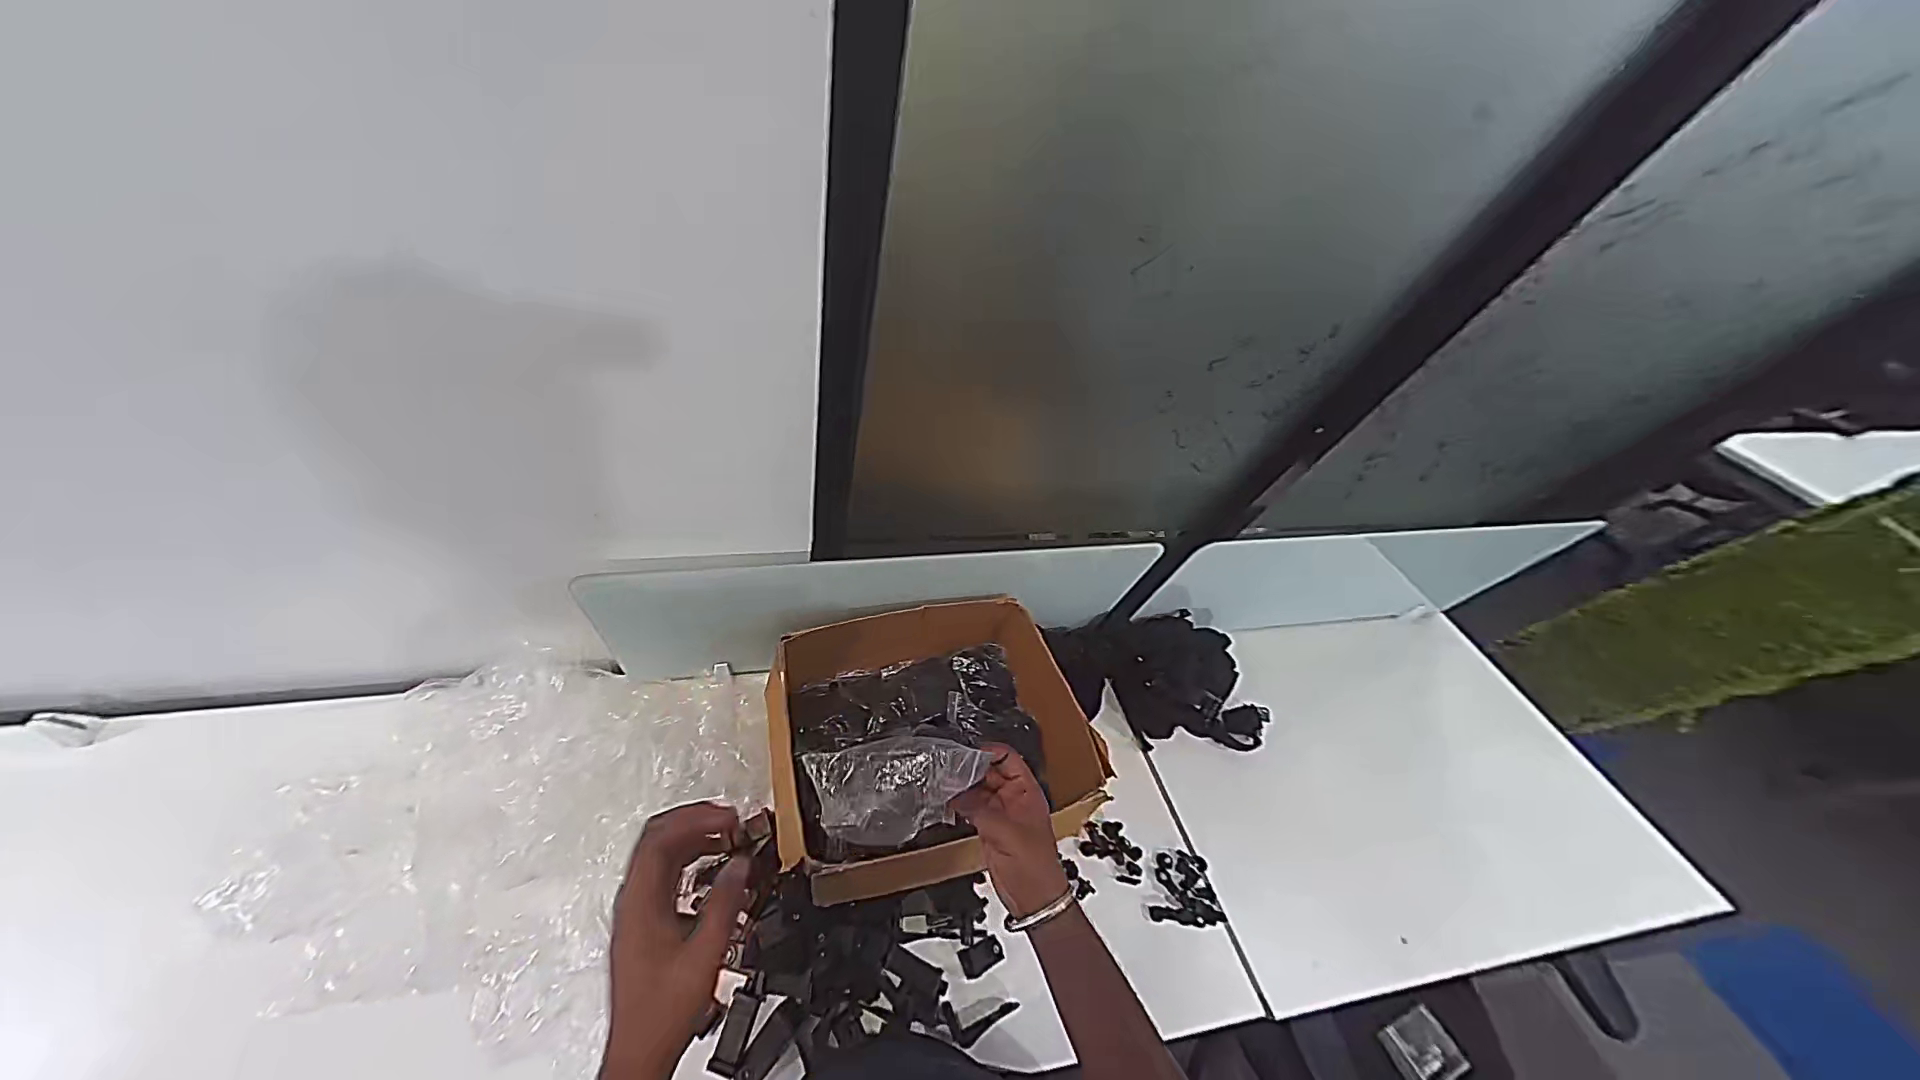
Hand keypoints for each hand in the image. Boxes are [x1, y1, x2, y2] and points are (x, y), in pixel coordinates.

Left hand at [603, 802, 750, 1079]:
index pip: (661, 839)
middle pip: (657, 838)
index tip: (727, 815)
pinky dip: (691, 859)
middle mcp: (633, 901)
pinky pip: (665, 873)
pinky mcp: (645, 921)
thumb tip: (740, 865)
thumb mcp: (705, 954)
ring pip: (661, 854)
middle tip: (729, 817)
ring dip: (695, 838)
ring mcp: (636, 910)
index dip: (696, 818)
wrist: (640, 1051)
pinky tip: (715, 867)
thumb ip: (725, 903)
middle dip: (695, 820)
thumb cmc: (662, 1012)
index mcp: (640, 902)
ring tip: (728, 836)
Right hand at [951, 743, 1070, 918]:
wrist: (1034, 900)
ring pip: (978, 789)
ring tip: (944, 781)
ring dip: (962, 785)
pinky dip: (959, 803)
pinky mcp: (990, 827)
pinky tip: (947, 800)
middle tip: (949, 766)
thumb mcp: (1007, 834)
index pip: (1008, 759)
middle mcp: (1013, 799)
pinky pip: (972, 807)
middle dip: (970, 768)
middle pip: (989, 772)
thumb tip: (959, 794)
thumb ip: (981, 811)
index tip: (968, 751)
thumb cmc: (1036, 868)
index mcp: (1027, 792)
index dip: (989, 752)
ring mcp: (1001, 813)